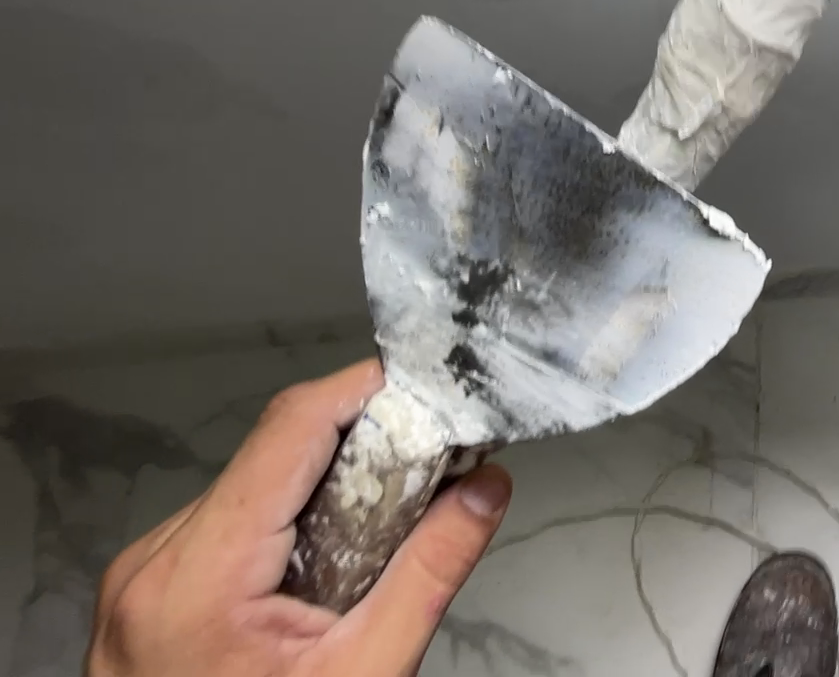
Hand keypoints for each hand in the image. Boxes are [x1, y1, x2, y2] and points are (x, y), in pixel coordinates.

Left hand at [87, 360, 512, 676]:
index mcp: (198, 575)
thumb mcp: (366, 672)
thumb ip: (431, 573)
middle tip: (446, 452)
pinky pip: (253, 504)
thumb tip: (491, 483)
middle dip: (374, 433)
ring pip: (272, 470)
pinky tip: (355, 537)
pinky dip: (316, 499)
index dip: (369, 385)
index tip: (440, 383)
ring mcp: (154, 568)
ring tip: (408, 504)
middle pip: (284, 444)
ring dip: (348, 468)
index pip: (291, 426)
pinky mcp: (163, 579)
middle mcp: (161, 556)